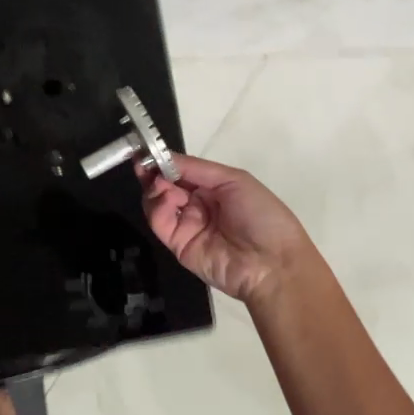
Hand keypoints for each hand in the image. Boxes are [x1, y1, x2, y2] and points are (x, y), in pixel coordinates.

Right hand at [140, 154, 308, 304]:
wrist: (271, 263)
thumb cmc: (261, 216)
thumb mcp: (234, 181)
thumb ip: (196, 168)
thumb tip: (164, 156)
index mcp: (213, 188)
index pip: (181, 172)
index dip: (164, 161)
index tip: (147, 151)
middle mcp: (197, 205)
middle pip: (165, 186)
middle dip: (154, 173)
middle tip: (143, 164)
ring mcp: (186, 225)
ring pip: (158, 203)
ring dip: (155, 188)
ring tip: (159, 183)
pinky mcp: (177, 244)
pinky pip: (160, 222)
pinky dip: (158, 207)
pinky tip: (166, 198)